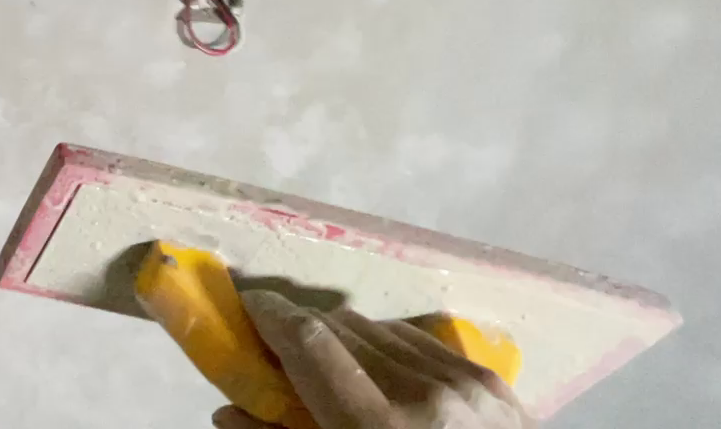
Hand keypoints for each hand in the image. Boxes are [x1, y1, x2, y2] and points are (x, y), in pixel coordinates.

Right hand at [214, 290, 535, 428]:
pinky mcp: (495, 383)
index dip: (268, 313)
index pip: (307, 338)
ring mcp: (465, 385)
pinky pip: (415, 339)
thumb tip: (225, 410)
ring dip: (344, 339)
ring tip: (340, 372)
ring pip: (374, 326)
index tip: (243, 309)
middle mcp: (424, 396)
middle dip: (302, 332)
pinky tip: (386, 380)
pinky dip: (387, 348)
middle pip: (336, 325)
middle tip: (284, 354)